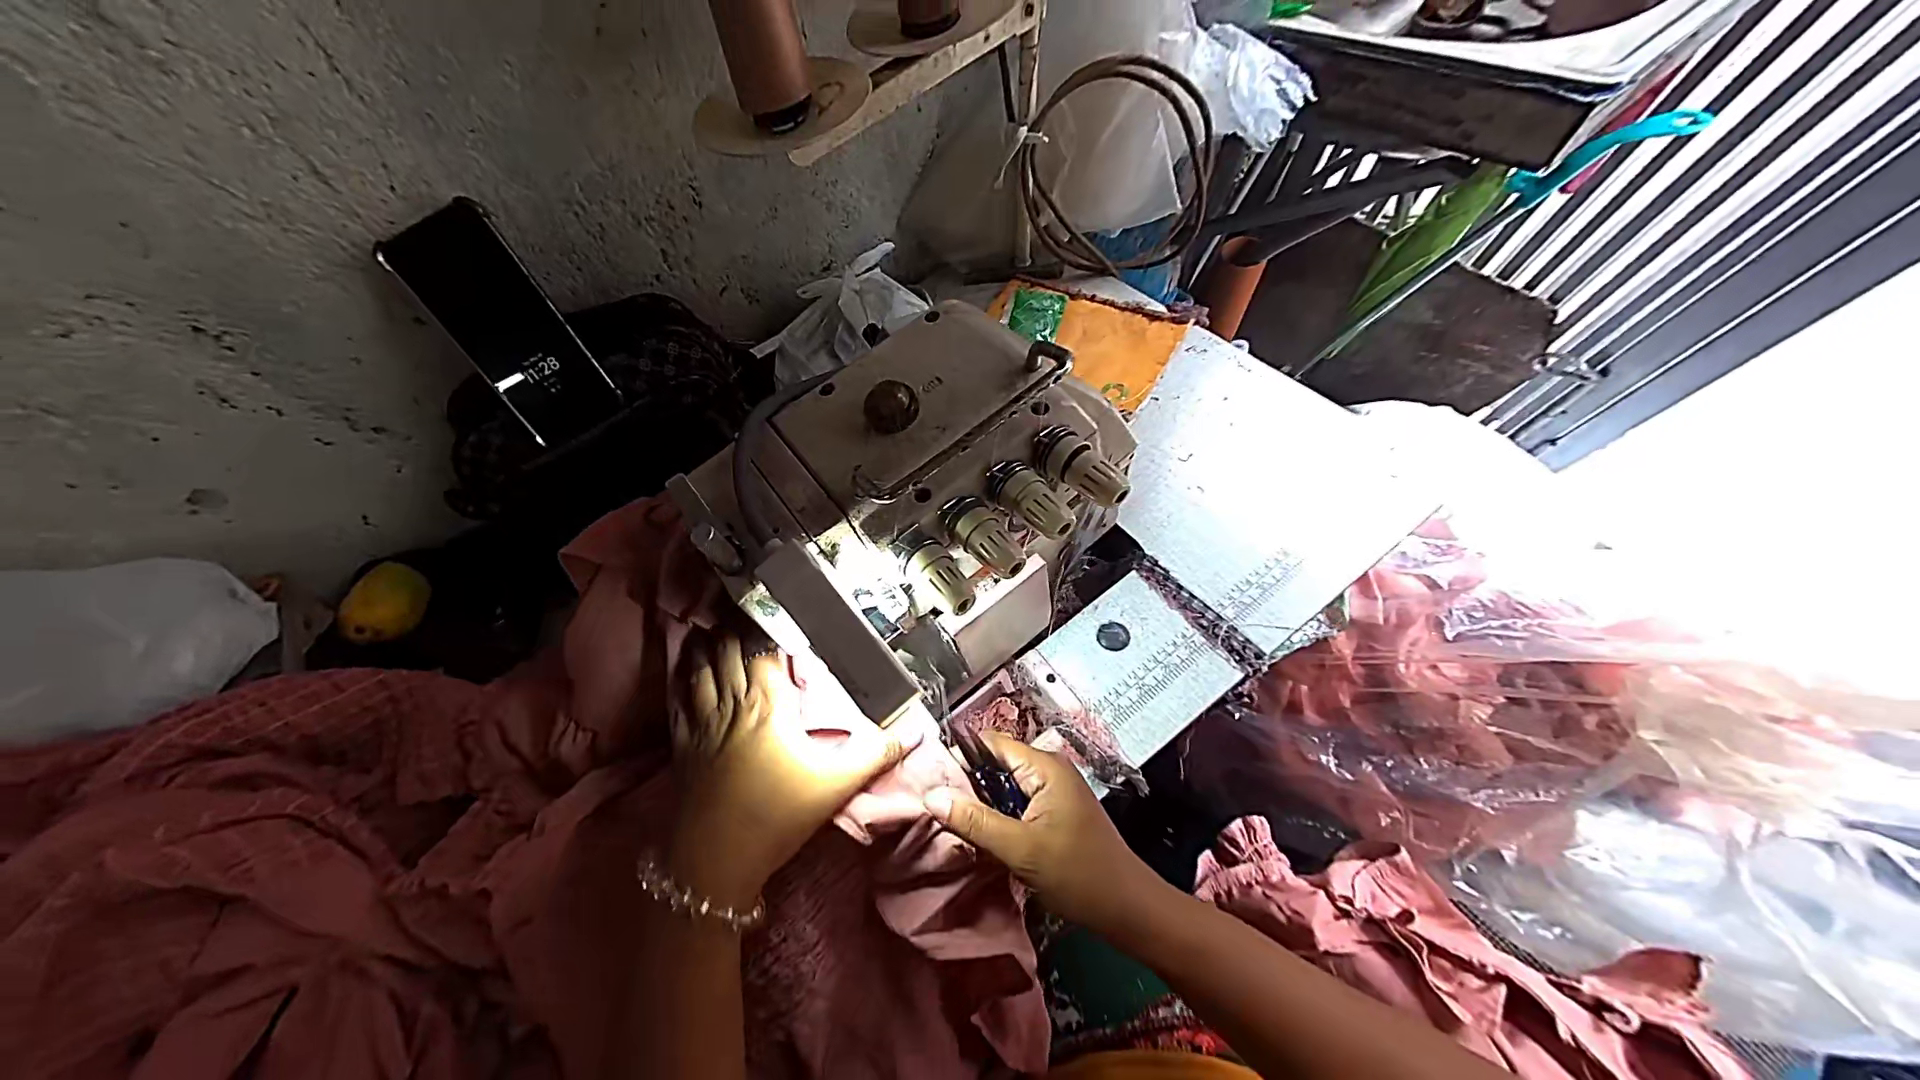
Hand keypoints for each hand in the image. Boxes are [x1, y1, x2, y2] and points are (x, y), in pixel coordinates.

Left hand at [668, 634, 915, 907]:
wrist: (715, 862)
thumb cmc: (778, 817)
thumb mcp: (835, 785)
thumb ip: (876, 754)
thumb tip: (916, 730)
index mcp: (767, 707)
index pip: (763, 652)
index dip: (766, 628)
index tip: (773, 609)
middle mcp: (731, 707)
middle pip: (728, 655)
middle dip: (734, 629)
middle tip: (739, 610)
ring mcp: (702, 726)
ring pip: (700, 672)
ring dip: (704, 648)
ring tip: (708, 628)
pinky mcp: (683, 748)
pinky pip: (678, 702)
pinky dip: (680, 680)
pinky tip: (681, 673)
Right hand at [923, 731, 1163, 931]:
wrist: (1126, 908)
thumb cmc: (1079, 874)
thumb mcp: (1020, 848)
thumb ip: (975, 820)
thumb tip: (931, 795)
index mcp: (1045, 766)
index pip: (992, 743)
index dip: (960, 755)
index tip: (929, 775)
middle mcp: (1050, 770)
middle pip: (996, 763)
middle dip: (967, 782)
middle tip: (934, 802)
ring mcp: (1054, 791)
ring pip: (1004, 786)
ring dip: (981, 803)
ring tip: (950, 819)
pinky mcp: (1054, 812)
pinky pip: (1017, 803)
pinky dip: (998, 816)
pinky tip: (981, 834)